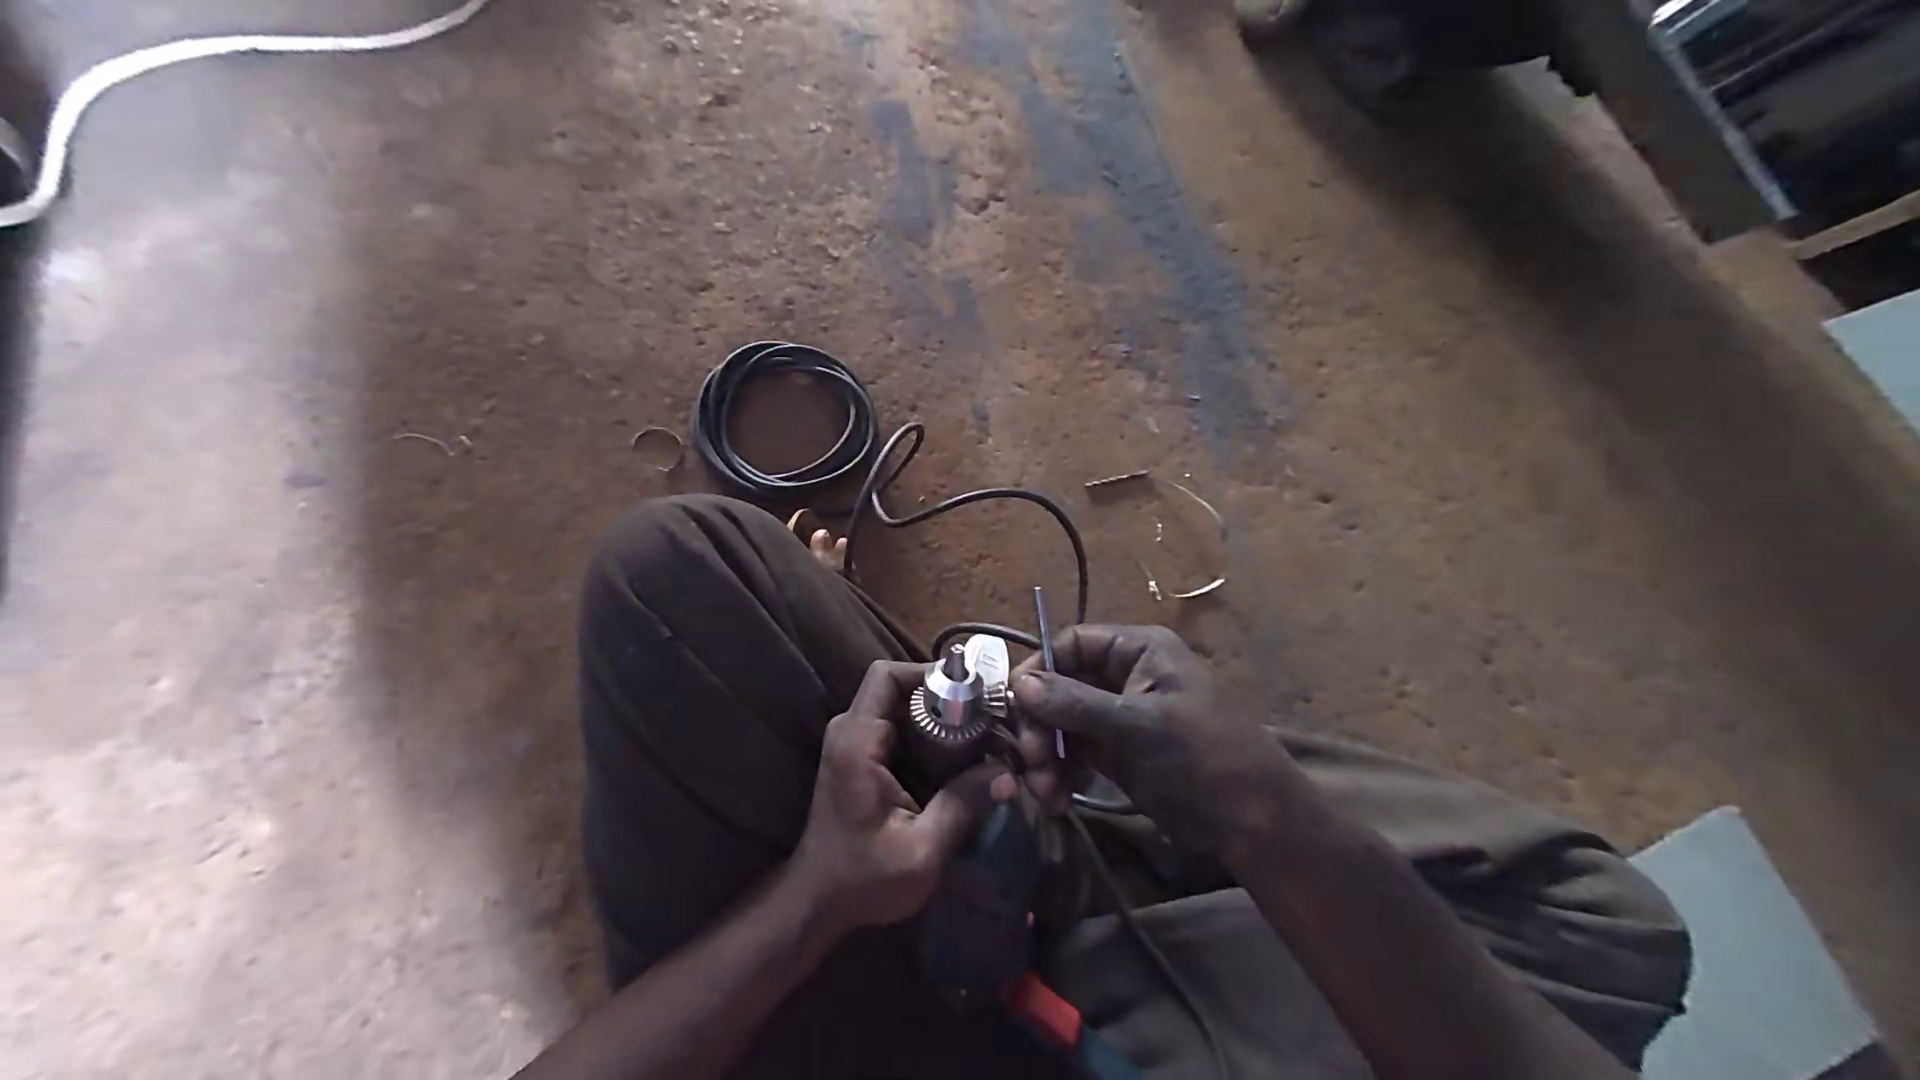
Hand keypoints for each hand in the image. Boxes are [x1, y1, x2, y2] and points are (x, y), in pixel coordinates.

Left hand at [792, 661, 1018, 932]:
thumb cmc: (862, 879)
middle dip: (948, 700)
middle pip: (902, 688)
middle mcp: (852, 731)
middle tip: (990, 722)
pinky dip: (934, 737)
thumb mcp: (921, 851)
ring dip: (944, 719)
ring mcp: (856, 743)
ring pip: (905, 708)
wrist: (818, 902)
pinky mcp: (864, 758)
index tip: (972, 694)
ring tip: (986, 740)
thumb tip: (1008, 774)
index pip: (888, 676)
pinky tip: (965, 760)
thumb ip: (962, 806)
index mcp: (857, 742)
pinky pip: (903, 729)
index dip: (929, 673)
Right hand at [1012, 624, 1293, 853]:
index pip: (1074, 642)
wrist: (1255, 824)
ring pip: (1063, 722)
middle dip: (1041, 722)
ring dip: (1046, 754)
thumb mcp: (1138, 726)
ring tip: (1044, 790)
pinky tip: (1057, 799)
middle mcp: (1125, 676)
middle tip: (1029, 757)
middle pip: (1062, 684)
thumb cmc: (1202, 757)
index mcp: (1139, 650)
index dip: (1040, 667)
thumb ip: (1075, 703)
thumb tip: (1018, 684)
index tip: (1013, 702)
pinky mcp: (1117, 754)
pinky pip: (1075, 753)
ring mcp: (1119, 717)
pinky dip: (1061, 772)